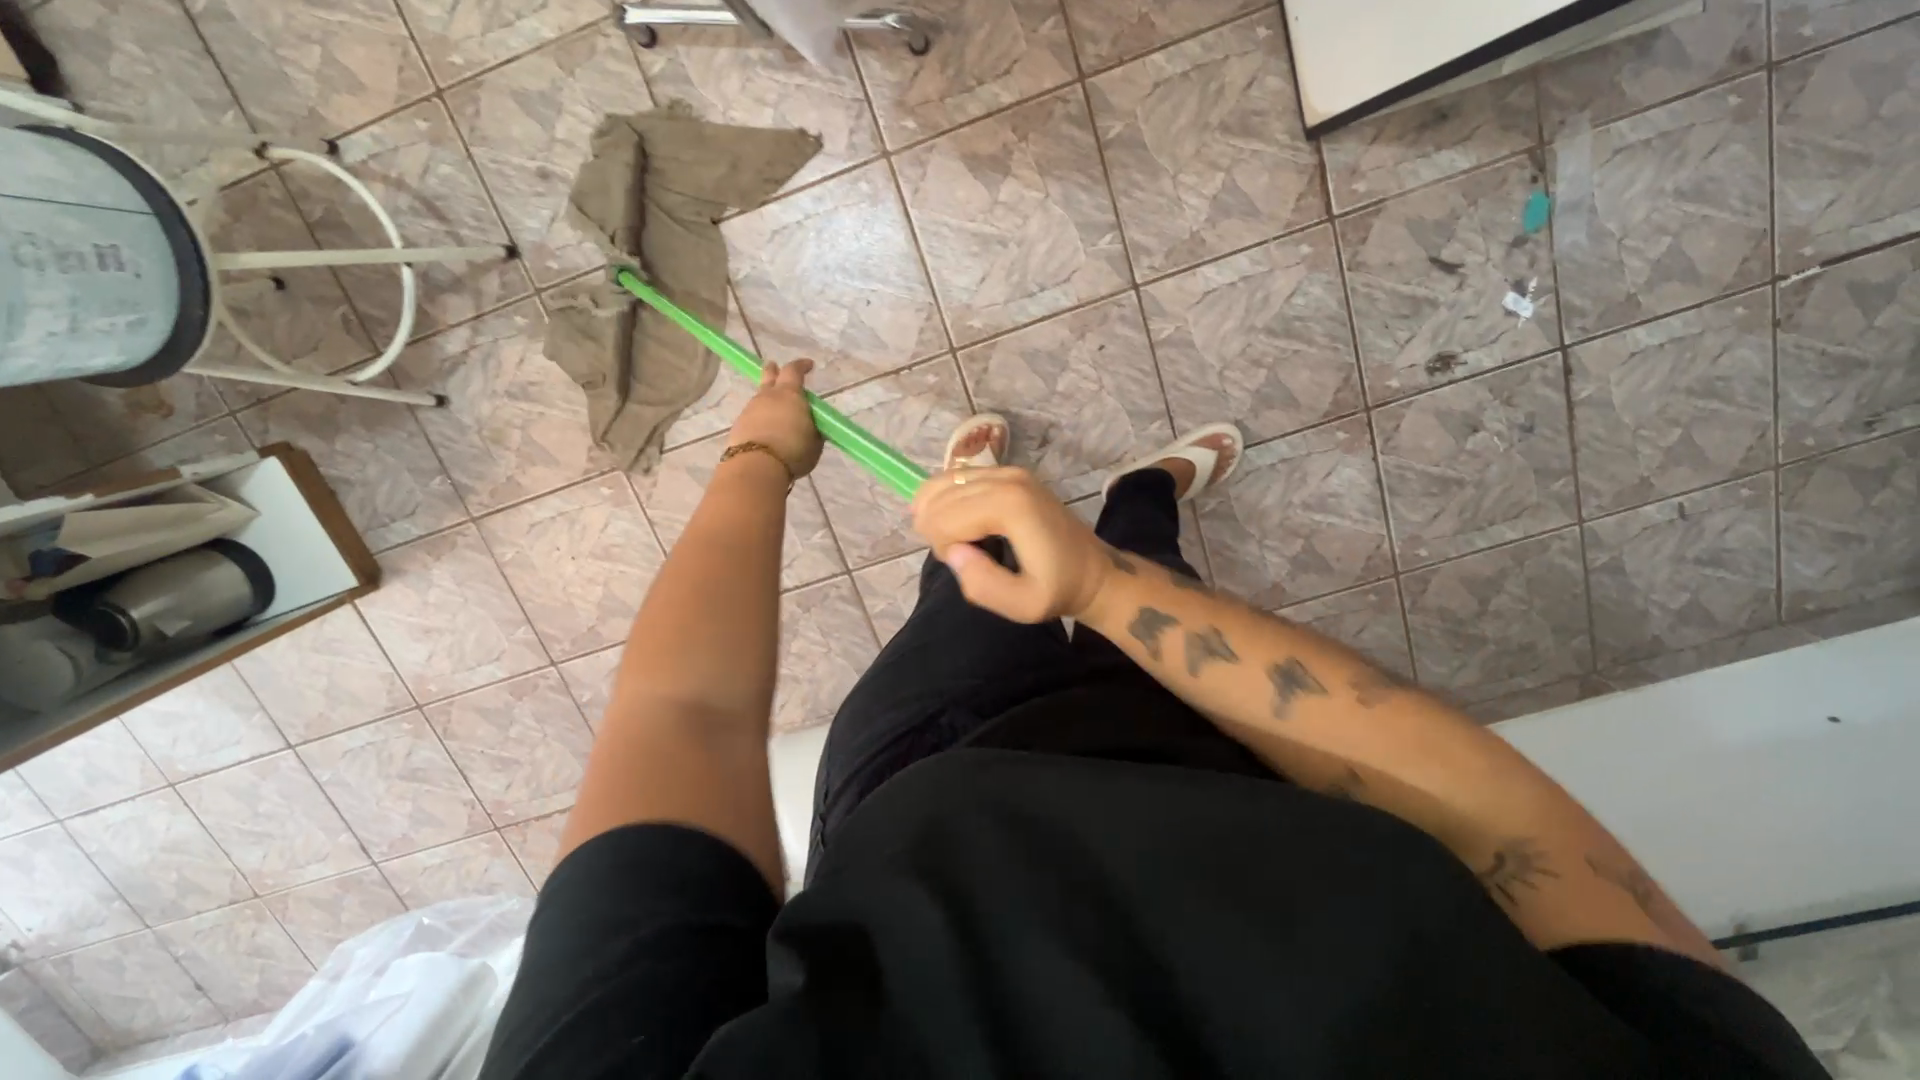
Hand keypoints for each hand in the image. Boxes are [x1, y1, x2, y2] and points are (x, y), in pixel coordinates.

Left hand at [726, 359, 824, 478]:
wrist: (758, 465)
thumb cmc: (793, 450)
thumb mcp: (814, 442)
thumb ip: (814, 430)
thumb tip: (812, 427)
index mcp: (790, 394)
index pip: (794, 370)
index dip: (801, 365)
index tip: (808, 365)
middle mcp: (768, 397)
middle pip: (769, 376)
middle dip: (773, 370)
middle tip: (775, 367)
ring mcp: (750, 410)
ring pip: (760, 398)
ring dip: (767, 400)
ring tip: (776, 412)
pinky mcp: (739, 426)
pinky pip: (752, 417)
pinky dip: (760, 420)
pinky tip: (765, 431)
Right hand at [910, 467, 1109, 622]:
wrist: (1095, 572)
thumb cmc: (1059, 590)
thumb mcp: (1023, 605)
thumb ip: (983, 586)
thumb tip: (954, 554)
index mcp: (1010, 505)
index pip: (944, 518)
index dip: (945, 549)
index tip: (970, 567)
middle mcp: (1007, 478)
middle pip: (940, 497)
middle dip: (939, 531)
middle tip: (968, 557)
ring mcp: (1008, 470)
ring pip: (943, 483)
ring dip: (941, 515)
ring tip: (965, 541)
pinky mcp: (1008, 472)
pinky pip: (958, 478)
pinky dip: (949, 501)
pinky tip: (964, 525)